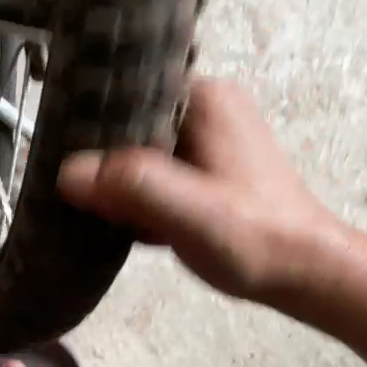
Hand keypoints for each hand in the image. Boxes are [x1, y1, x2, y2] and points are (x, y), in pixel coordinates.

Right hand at [56, 79, 352, 303]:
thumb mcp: (188, 210)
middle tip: (86, 198)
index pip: (124, 92)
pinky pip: (143, 174)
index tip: (61, 157)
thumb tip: (66, 173)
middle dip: (98, 162)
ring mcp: (200, 141)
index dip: (87, 123)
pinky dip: (130, 198)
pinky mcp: (197, 171)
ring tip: (106, 213)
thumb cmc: (255, 237)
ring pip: (128, 153)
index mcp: (204, 98)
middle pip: (121, 125)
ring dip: (111, 184)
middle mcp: (201, 109)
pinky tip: (129, 224)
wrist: (305, 274)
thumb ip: (130, 186)